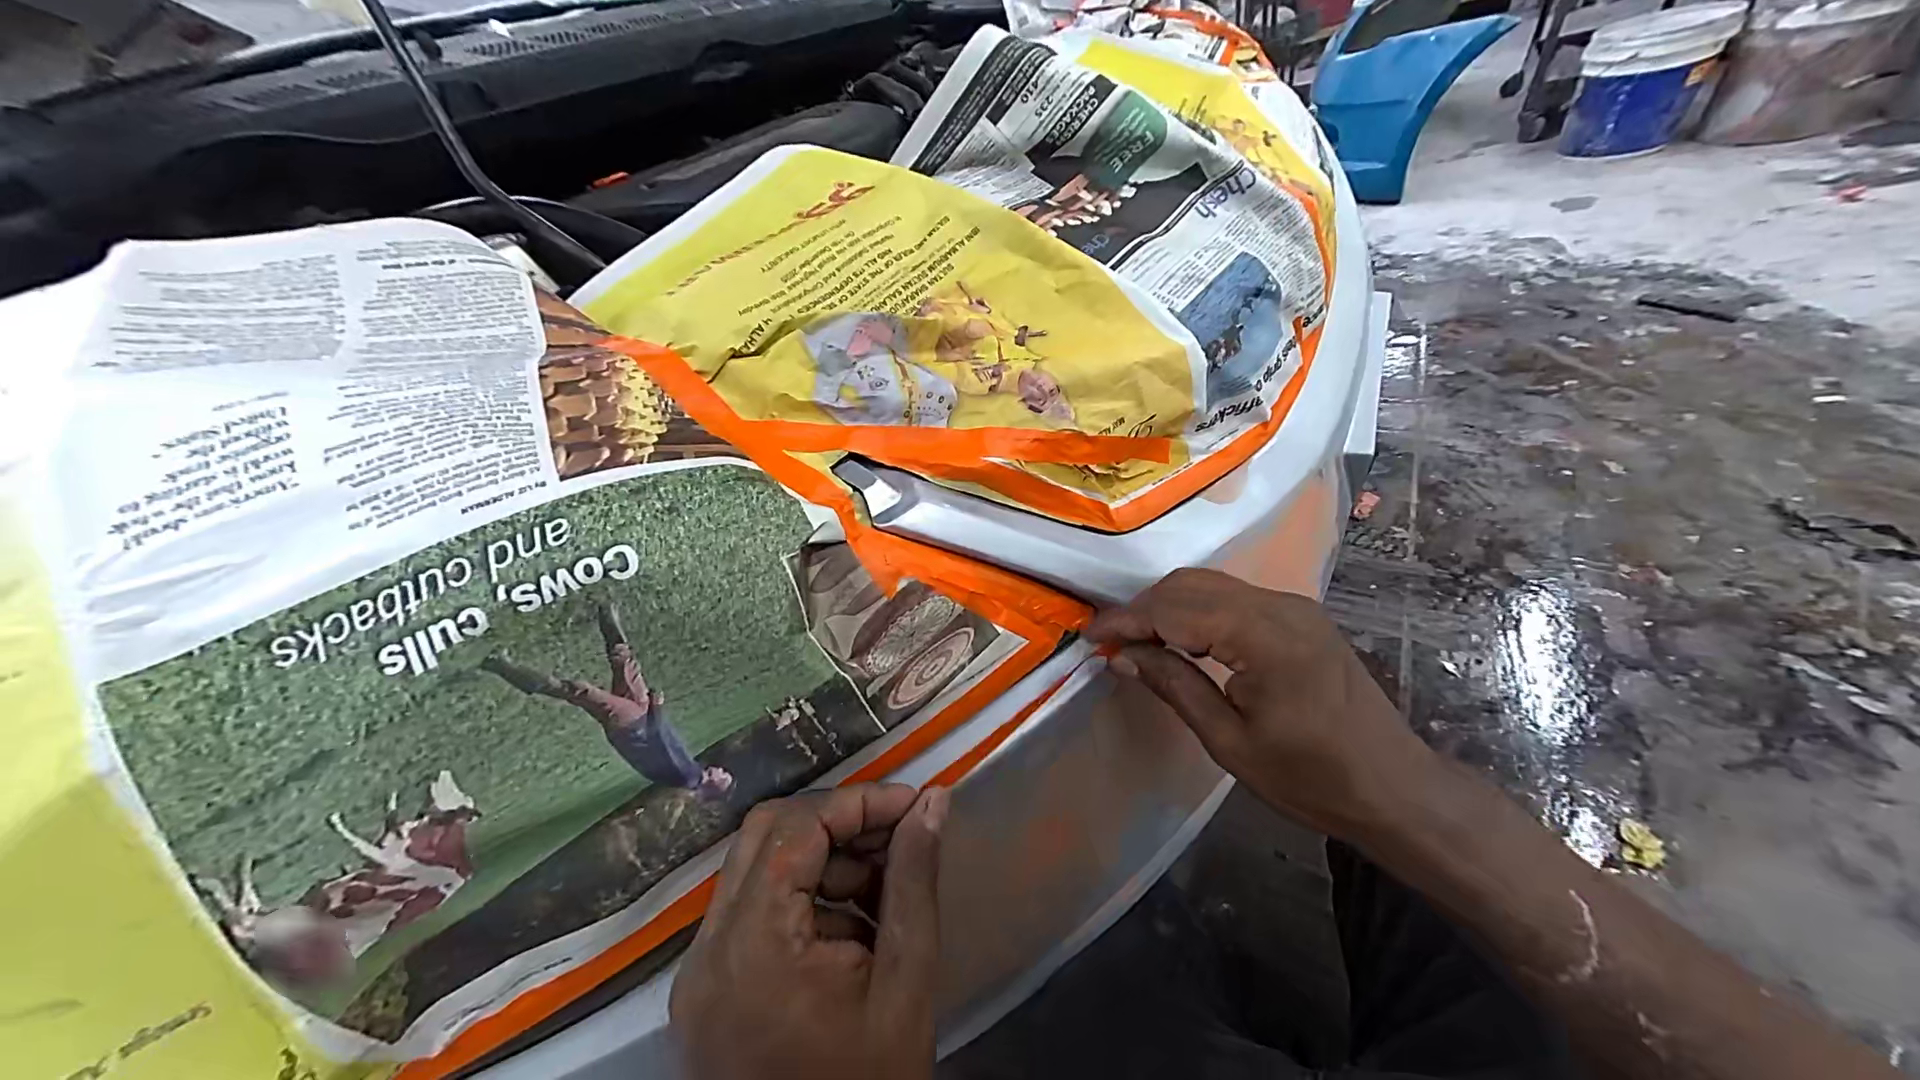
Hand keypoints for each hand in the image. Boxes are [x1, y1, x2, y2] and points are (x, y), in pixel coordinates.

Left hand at [670, 783, 947, 1079]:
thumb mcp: (906, 982)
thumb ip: (915, 880)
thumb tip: (934, 801)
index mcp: (753, 948)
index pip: (796, 829)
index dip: (858, 802)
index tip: (913, 805)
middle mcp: (709, 949)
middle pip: (767, 834)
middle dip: (838, 822)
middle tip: (897, 834)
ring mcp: (700, 970)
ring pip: (758, 866)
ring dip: (823, 857)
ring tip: (884, 883)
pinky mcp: (708, 987)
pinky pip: (753, 908)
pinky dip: (804, 895)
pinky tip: (854, 923)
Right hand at [1087, 568, 1434, 840]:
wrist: (1396, 788)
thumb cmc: (1311, 778)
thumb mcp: (1230, 742)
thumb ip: (1174, 686)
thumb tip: (1122, 658)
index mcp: (1265, 637)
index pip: (1176, 610)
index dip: (1127, 621)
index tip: (1090, 638)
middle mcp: (1280, 606)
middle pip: (1191, 585)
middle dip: (1143, 608)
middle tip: (1111, 643)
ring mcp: (1294, 606)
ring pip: (1210, 585)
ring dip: (1167, 606)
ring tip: (1137, 641)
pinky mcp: (1300, 616)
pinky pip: (1233, 597)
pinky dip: (1195, 610)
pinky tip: (1179, 637)